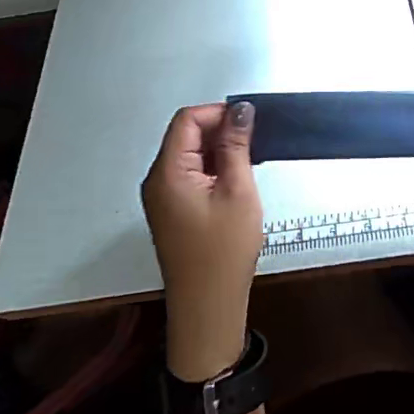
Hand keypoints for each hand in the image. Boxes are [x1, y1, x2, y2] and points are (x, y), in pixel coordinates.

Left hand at [143, 101, 262, 381]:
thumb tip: (240, 109)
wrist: (208, 303)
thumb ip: (237, 146)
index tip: (250, 124)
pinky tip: (238, 182)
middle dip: (221, 132)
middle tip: (255, 146)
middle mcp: (157, 180)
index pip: (186, 120)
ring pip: (191, 155)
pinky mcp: (173, 210)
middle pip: (186, 135)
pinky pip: (192, 175)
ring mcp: (163, 197)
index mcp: (167, 172)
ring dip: (220, 152)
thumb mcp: (238, 191)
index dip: (219, 113)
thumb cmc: (225, 249)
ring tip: (250, 165)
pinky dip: (215, 170)